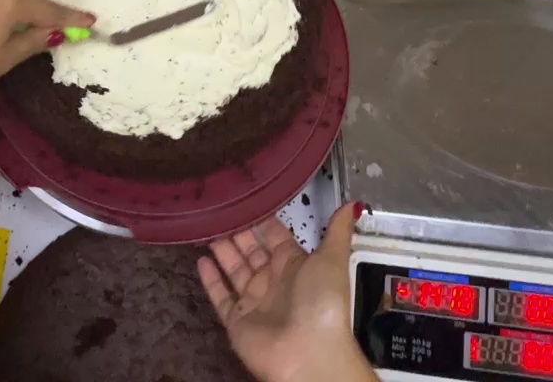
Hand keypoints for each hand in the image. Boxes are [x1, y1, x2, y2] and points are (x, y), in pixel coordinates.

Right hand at [198, 204, 374, 381]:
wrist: (310, 354)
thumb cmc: (322, 302)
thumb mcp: (333, 259)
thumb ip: (337, 231)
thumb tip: (352, 204)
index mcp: (294, 265)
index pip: (273, 236)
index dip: (260, 218)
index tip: (244, 197)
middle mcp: (273, 281)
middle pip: (250, 250)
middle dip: (236, 231)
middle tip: (219, 208)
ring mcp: (254, 301)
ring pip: (233, 269)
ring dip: (221, 250)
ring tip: (205, 227)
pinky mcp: (237, 321)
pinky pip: (220, 297)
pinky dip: (210, 280)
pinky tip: (200, 259)